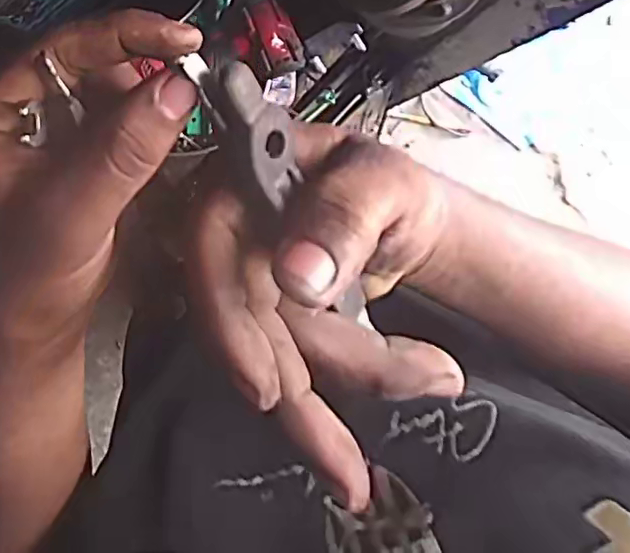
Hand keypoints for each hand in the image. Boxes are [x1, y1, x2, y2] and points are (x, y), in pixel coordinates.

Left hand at [0, 10, 202, 349]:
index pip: (60, 48)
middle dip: (141, 66)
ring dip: (149, 94)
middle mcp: (19, 108)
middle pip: (88, 61)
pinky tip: (169, 130)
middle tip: (191, 73)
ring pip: (110, 87)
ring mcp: (51, 128)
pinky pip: (120, 117)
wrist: (30, 338)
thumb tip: (174, 89)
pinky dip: (149, 120)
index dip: (123, 35)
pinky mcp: (78, 150)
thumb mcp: (71, 216)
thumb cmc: (22, 285)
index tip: (178, 37)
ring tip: (184, 107)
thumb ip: (122, 152)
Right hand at [188, 122, 467, 509]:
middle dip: (295, 385)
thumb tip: (296, 279)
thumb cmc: (397, 187)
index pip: (211, 236)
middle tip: (346, 458)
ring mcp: (252, 265)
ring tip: (400, 413)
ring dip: (324, 400)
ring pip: (267, 345)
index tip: (264, 385)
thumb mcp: (386, 185)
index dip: (223, 311)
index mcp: (250, 171)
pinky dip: (327, 394)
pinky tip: (366, 417)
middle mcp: (240, 221)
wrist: (418, 214)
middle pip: (240, 308)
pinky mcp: (271, 304)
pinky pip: (288, 356)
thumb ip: (343, 217)